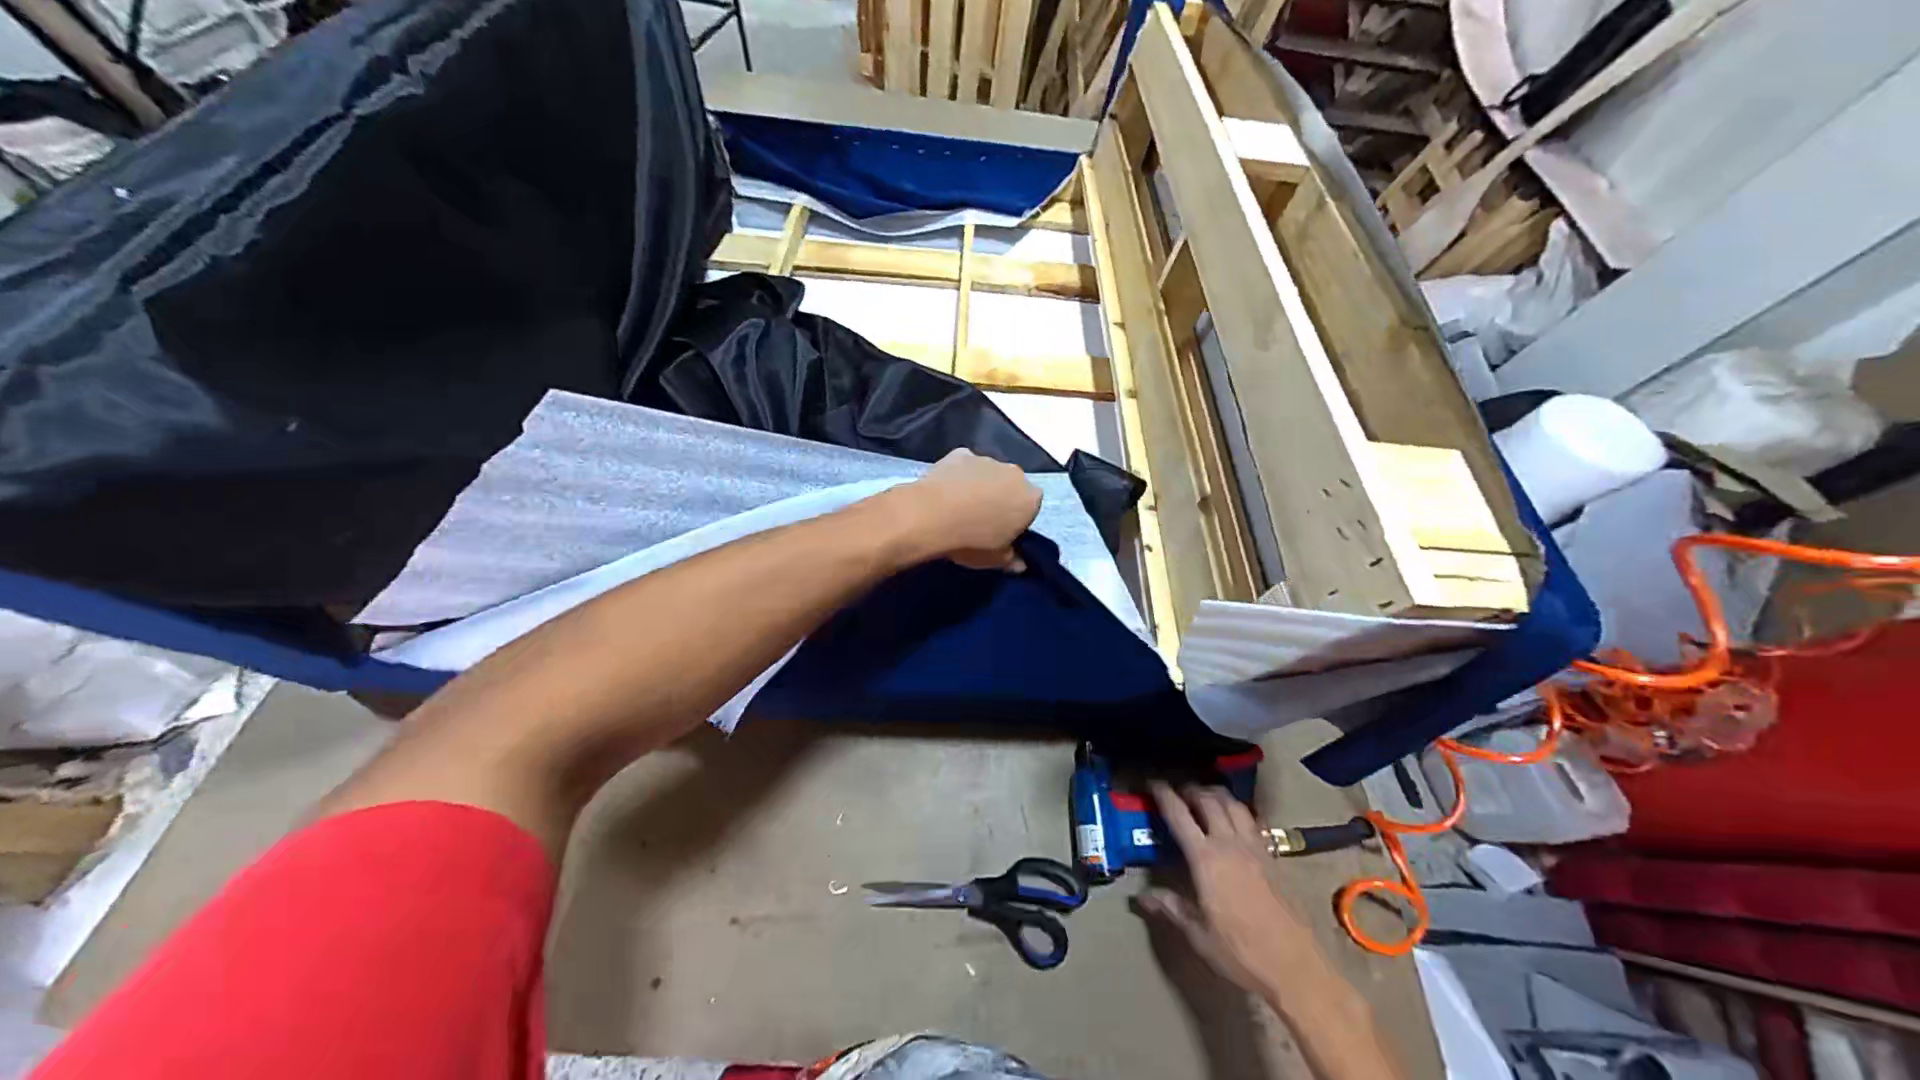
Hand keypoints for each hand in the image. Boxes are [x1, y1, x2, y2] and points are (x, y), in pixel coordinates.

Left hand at [892, 449, 1041, 570]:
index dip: (1017, 520)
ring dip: (980, 485)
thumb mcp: (995, 560)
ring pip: (989, 473)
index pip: (1031, 508)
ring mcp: (987, 459)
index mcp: (1031, 499)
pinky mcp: (960, 452)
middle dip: (1001, 498)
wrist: (931, 515)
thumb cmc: (972, 541)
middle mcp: (1015, 473)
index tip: (1002, 532)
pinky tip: (945, 490)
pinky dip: (959, 475)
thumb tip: (1020, 563)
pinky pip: (965, 465)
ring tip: (959, 505)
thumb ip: (1011, 559)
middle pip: (1012, 486)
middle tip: (981, 519)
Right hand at [1140, 783, 1329, 1001]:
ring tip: (1206, 797)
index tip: (1154, 783)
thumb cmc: (1240, 952)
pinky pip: (1254, 822)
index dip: (1164, 795)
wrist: (1295, 966)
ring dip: (1217, 795)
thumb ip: (1171, 907)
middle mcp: (1230, 844)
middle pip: (1209, 801)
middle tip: (1179, 791)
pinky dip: (1239, 811)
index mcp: (1205, 859)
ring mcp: (1255, 848)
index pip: (1179, 815)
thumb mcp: (1198, 934)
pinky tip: (1236, 820)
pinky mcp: (1274, 857)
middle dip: (1192, 790)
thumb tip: (1141, 896)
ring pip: (1234, 805)